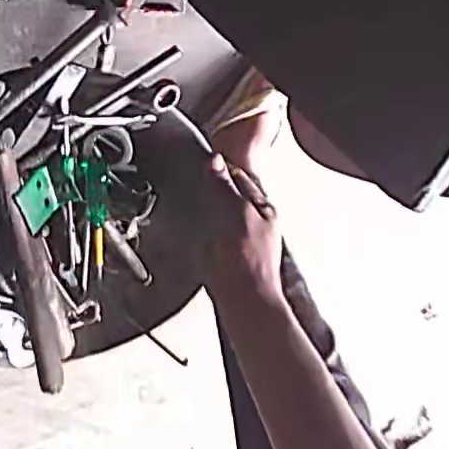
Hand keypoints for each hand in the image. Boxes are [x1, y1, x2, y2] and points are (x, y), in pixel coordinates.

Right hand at [196, 155, 282, 307]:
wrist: (240, 293)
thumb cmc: (249, 257)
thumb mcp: (237, 211)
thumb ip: (224, 185)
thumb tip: (216, 161)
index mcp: (261, 207)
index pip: (239, 176)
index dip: (222, 166)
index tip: (205, 156)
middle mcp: (247, 218)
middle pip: (224, 190)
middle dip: (210, 182)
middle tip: (194, 169)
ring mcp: (230, 232)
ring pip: (212, 205)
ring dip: (202, 198)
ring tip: (188, 187)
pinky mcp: (214, 245)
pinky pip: (202, 223)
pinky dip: (195, 216)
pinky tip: (187, 212)